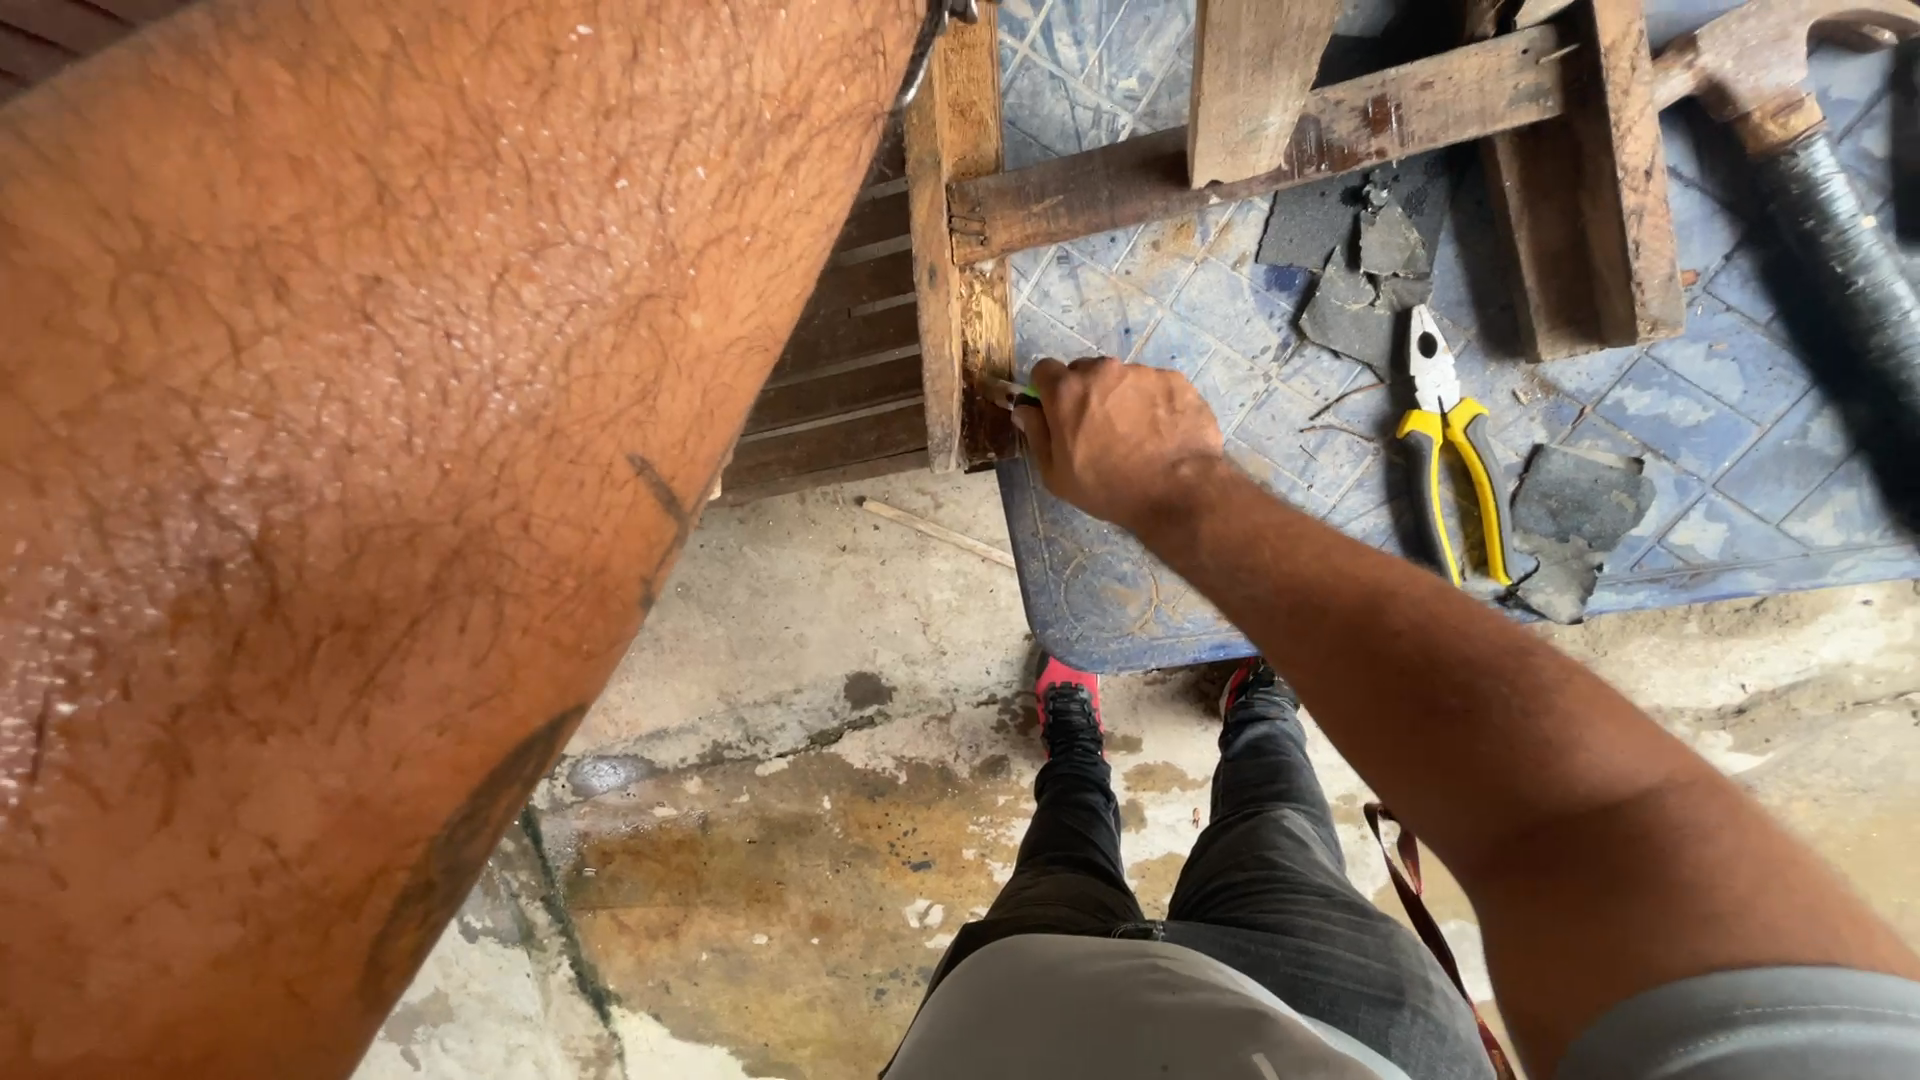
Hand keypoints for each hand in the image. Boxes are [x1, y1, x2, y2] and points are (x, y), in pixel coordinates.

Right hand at [1012, 357, 1226, 530]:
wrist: (1178, 491)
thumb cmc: (1108, 488)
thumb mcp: (1056, 474)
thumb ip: (1036, 435)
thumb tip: (1024, 410)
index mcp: (1067, 391)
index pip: (1044, 370)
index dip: (1047, 391)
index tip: (1056, 412)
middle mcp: (1103, 371)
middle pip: (1084, 372)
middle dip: (1085, 393)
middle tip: (1097, 429)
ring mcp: (1142, 372)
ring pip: (1121, 379)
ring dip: (1120, 398)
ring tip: (1136, 435)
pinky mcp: (1174, 380)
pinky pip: (1154, 386)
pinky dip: (1153, 404)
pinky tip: (1161, 433)